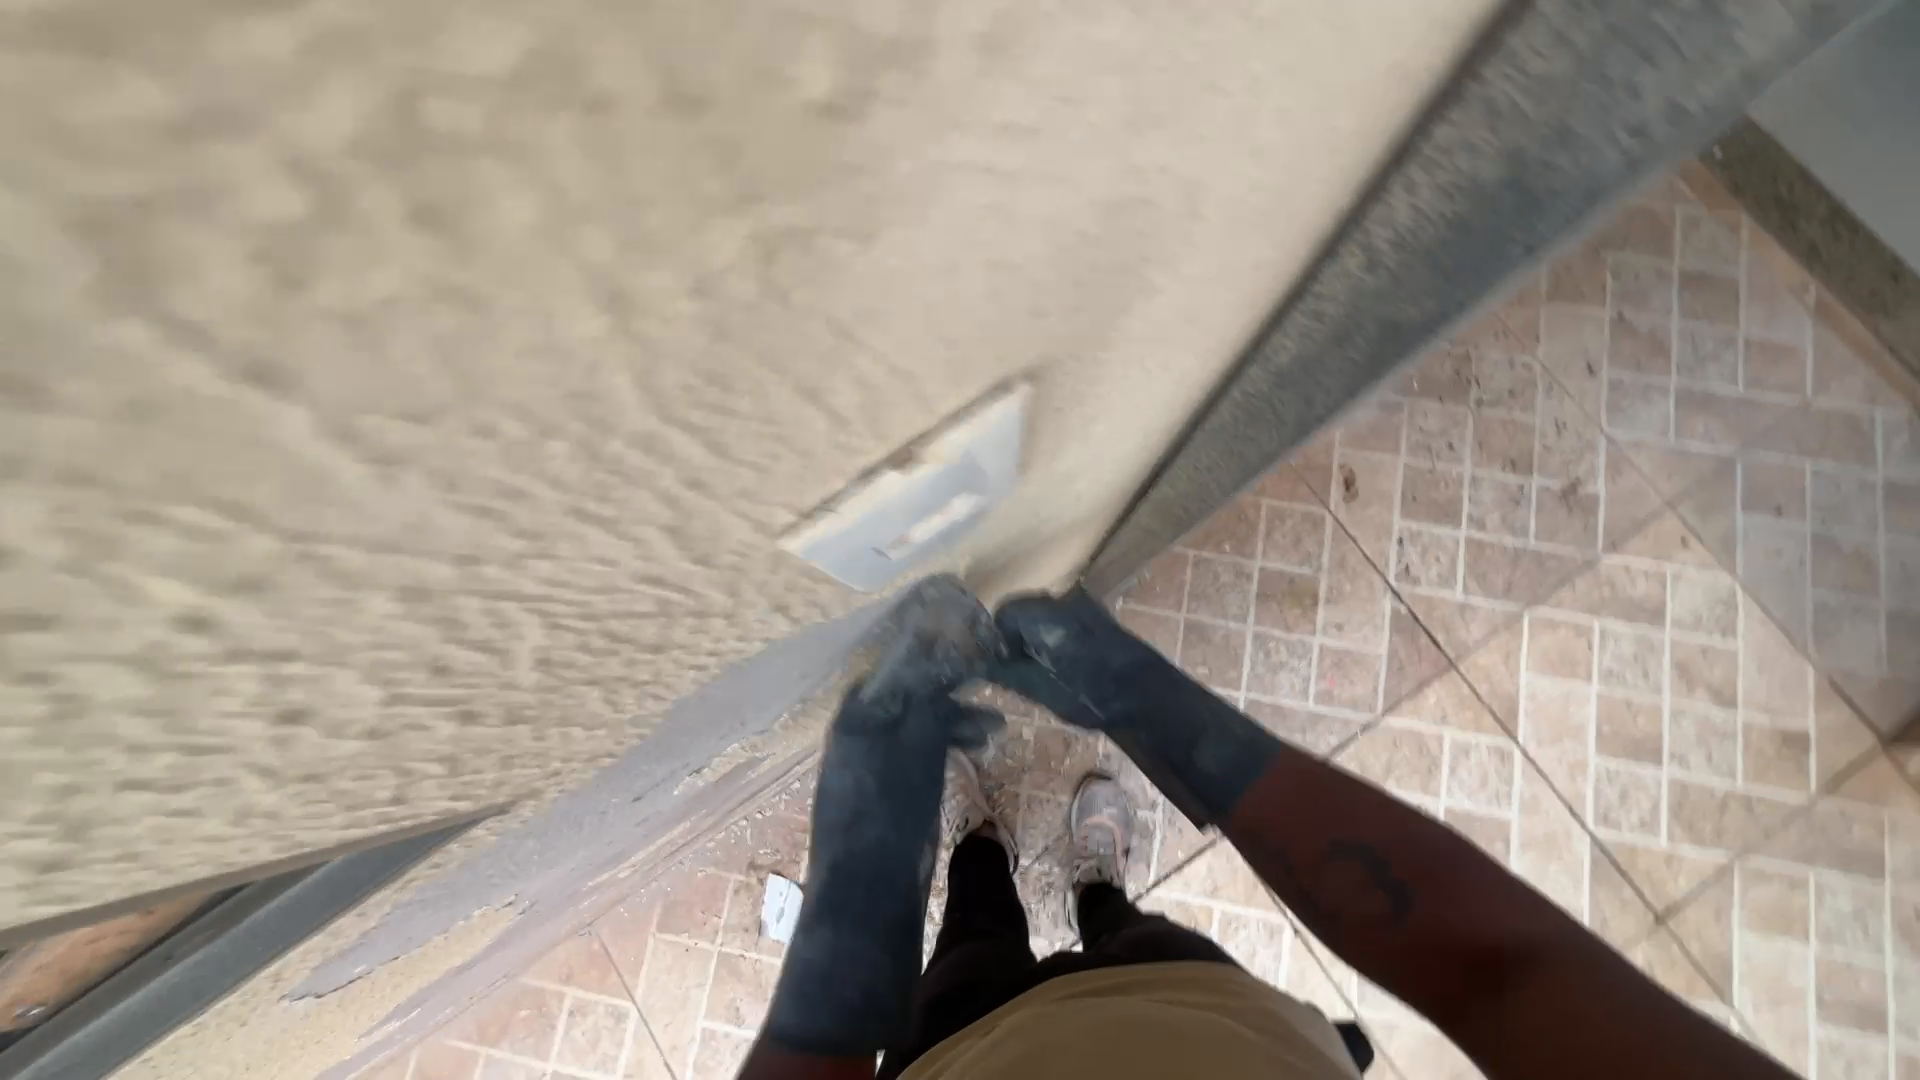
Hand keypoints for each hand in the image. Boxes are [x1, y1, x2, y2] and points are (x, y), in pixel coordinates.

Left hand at [761, 575, 1004, 1056]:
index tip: (970, 634)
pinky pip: (918, 750)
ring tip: (996, 727)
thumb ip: (932, 694)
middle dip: (951, 685)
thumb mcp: (917, 742)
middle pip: (910, 690)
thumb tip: (947, 648)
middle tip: (990, 676)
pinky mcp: (886, 790)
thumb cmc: (890, 808)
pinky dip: (946, 744)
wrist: (868, 891)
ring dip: (955, 718)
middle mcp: (858, 730)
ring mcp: (870, 762)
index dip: (934, 644)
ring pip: (918, 721)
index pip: (898, 661)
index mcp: (858, 712)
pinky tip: (976, 748)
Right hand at [987, 587, 1171, 731]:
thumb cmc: (1087, 693)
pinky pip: (1066, 617)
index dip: (1000, 640)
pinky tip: (1067, 662)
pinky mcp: (1100, 613)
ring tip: (1046, 668)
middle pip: (1024, 609)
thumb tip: (981, 665)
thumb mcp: (1038, 689)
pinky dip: (1057, 634)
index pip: (1004, 612)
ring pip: (1045, 613)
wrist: (1146, 696)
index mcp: (1043, 611)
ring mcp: (1084, 602)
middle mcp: (1062, 597)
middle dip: (1017, 636)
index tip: (1006, 665)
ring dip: (1038, 635)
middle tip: (1022, 668)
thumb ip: (1006, 671)